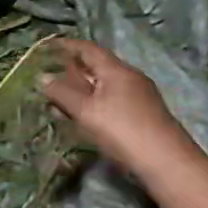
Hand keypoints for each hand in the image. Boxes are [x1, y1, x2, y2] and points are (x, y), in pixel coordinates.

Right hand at [40, 39, 200, 176]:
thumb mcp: (87, 111)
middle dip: (74, 69)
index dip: (67, 46)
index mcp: (117, 70)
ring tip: (62, 98)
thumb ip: (63, 93)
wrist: (165, 162)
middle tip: (50, 74)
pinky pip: (112, 99)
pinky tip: (85, 116)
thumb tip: (42, 77)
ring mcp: (140, 96)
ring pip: (105, 85)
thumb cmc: (122, 130)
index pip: (89, 49)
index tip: (48, 47)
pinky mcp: (143, 114)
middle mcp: (130, 77)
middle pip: (98, 66)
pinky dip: (94, 102)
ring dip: (83, 88)